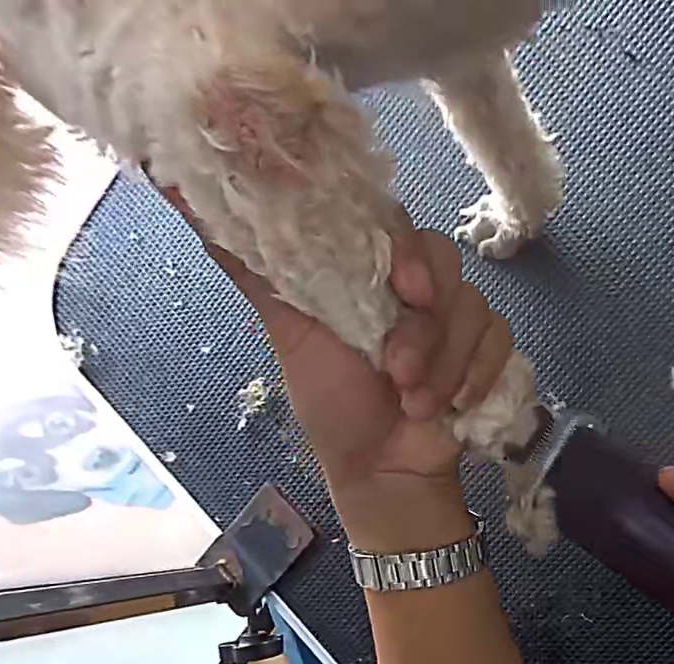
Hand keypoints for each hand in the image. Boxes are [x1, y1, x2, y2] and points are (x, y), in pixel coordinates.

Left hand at [165, 194, 513, 548]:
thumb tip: (171, 181)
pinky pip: (501, 340)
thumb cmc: (337, 409)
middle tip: (400, 372)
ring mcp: (456, 321)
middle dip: (427, 329)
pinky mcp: (487, 352)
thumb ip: (252, 267)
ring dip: (447, 366)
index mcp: (368, 275)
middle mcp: (415, 290)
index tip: (405, 289)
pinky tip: (456, 406)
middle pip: (446, 264)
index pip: (398, 227)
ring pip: (476, 308)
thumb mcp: (290, 335)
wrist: (386, 473)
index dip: (408, 252)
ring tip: (417, 404)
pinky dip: (478, 375)